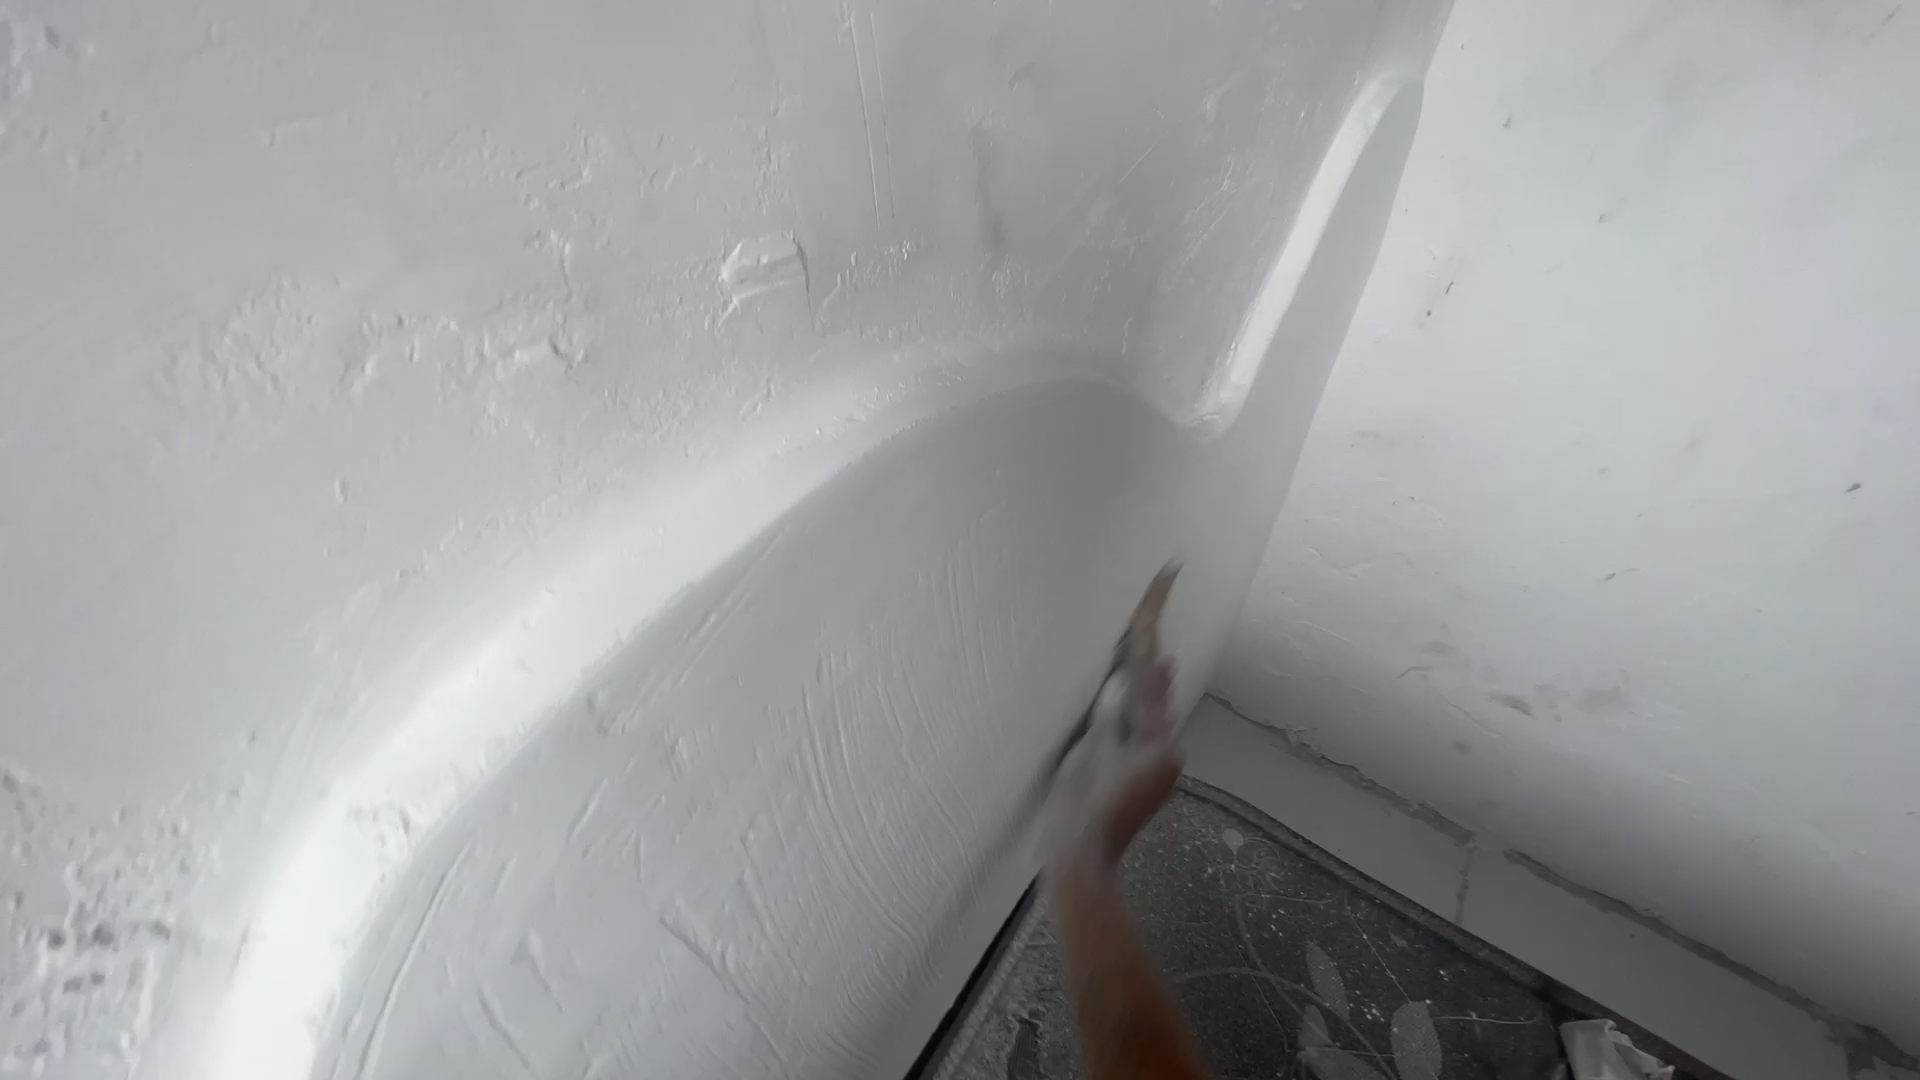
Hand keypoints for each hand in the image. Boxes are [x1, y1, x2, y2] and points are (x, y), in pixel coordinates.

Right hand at [1039, 660, 1184, 884]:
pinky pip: (1141, 743)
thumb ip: (1113, 715)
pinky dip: (1136, 723)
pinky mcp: (1140, 784)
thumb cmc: (1088, 798)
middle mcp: (1167, 760)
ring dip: (1145, 702)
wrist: (1081, 853)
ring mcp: (1155, 775)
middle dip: (1152, 684)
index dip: (1144, 668)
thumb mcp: (1097, 746)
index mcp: (1160, 747)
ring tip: (1148, 671)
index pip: (1150, 697)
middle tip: (1156, 652)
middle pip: (1157, 713)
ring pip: (1151, 728)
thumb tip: (1123, 688)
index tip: (1143, 640)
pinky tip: (1127, 711)